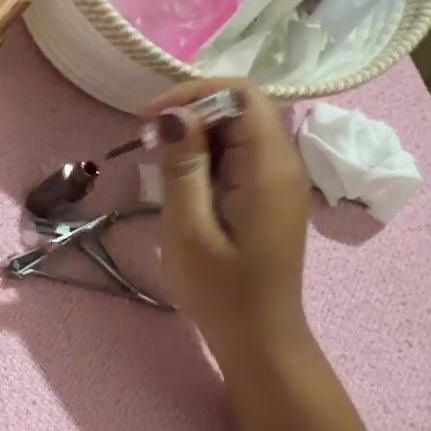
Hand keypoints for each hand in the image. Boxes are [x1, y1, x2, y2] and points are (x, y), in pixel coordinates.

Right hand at [145, 80, 310, 350]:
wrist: (258, 336)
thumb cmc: (220, 289)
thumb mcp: (189, 228)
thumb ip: (183, 166)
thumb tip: (174, 114)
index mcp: (270, 167)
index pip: (242, 95)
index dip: (194, 94)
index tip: (149, 118)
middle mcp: (283, 163)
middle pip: (242, 108)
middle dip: (191, 112)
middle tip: (146, 140)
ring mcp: (278, 179)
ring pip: (238, 130)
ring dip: (196, 133)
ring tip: (156, 158)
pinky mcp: (267, 194)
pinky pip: (239, 155)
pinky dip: (206, 154)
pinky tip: (180, 177)